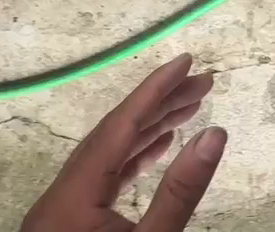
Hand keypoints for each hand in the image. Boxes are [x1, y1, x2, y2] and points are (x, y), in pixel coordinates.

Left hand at [21, 54, 226, 231]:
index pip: (119, 126)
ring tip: (191, 108)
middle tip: (204, 83)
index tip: (188, 60)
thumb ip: (181, 191)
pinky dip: (134, 156)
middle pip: (113, 135)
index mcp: (71, 197)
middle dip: (160, 104)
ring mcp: (58, 215)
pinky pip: (102, 177)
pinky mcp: (65, 229)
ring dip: (150, 128)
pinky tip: (160, 148)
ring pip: (107, 155)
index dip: (155, 89)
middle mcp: (58, 199)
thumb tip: (216, 132)